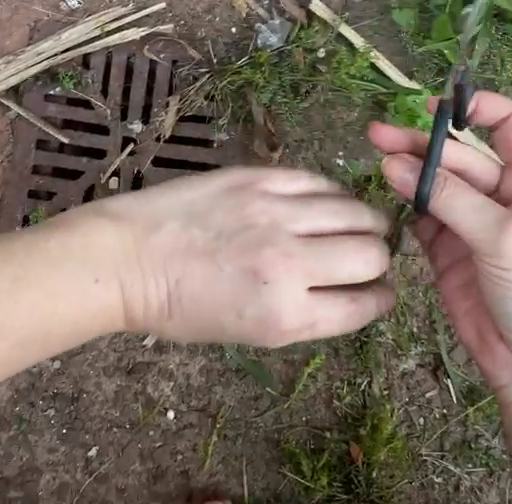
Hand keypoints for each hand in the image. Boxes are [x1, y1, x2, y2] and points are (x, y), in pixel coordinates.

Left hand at [77, 166, 395, 345]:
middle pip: (371, 254)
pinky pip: (318, 181)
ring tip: (360, 223)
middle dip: (380, 259)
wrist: (129, 258)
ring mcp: (274, 213)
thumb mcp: (249, 333)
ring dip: (366, 221)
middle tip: (370, 256)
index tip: (382, 291)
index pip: (364, 304)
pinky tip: (328, 200)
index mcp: (285, 315)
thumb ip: (304, 313)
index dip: (381, 298)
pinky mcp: (258, 178)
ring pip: (354, 211)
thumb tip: (350, 291)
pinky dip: (333, 193)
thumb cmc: (180, 306)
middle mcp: (289, 263)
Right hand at [368, 93, 511, 394]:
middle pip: (457, 154)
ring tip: (377, 161)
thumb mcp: (505, 239)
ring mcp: (472, 221)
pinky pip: (420, 215)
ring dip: (405, 171)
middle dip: (420, 144)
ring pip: (433, 183)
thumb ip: (449, 198)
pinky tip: (385, 194)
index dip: (478, 107)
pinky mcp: (446, 249)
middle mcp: (504, 193)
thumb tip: (394, 162)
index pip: (509, 125)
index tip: (438, 104)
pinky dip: (402, 204)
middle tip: (377, 135)